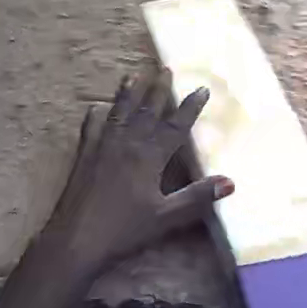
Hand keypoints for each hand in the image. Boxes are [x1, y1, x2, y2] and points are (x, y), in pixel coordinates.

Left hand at [38, 71, 232, 278]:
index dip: (190, 107)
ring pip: (119, 112)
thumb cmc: (124, 230)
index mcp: (149, 157)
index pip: (175, 126)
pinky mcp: (84, 156)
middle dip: (158, 90)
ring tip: (134, 74)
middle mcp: (127, 144)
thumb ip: (197, 197)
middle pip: (146, 111)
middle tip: (166, 68)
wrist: (76, 238)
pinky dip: (96, 115)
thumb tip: (231, 182)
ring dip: (128, 93)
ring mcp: (103, 147)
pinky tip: (96, 107)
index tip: (202, 88)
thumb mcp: (166, 217)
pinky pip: (92, 127)